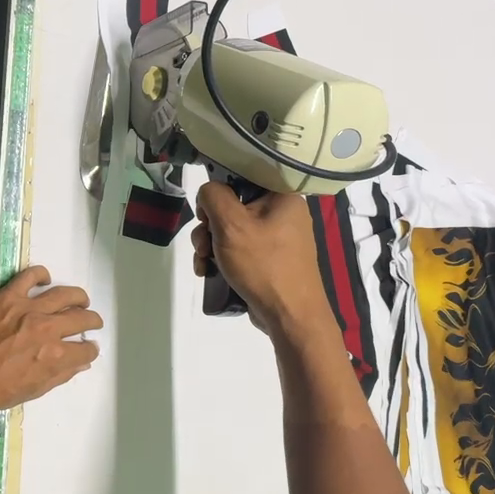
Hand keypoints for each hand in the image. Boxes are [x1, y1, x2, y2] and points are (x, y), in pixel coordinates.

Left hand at [0, 265, 100, 418]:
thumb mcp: (34, 390)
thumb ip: (61, 374)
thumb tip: (82, 363)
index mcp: (55, 356)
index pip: (85, 349)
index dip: (90, 349)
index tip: (89, 347)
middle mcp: (47, 329)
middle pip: (81, 318)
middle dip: (91, 320)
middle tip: (91, 320)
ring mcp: (28, 309)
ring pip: (64, 294)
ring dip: (77, 297)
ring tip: (80, 299)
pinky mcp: (8, 295)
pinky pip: (29, 275)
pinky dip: (41, 274)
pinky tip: (45, 279)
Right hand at [192, 182, 334, 341]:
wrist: (290, 317)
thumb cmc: (263, 265)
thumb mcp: (231, 224)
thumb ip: (213, 196)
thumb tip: (209, 192)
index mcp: (283, 197)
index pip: (242, 176)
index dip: (218, 190)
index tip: (206, 210)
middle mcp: (283, 213)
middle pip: (232, 205)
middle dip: (209, 225)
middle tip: (204, 243)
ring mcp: (277, 238)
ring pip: (230, 228)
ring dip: (210, 243)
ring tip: (204, 261)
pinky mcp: (270, 258)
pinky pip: (238, 247)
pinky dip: (221, 256)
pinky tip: (209, 270)